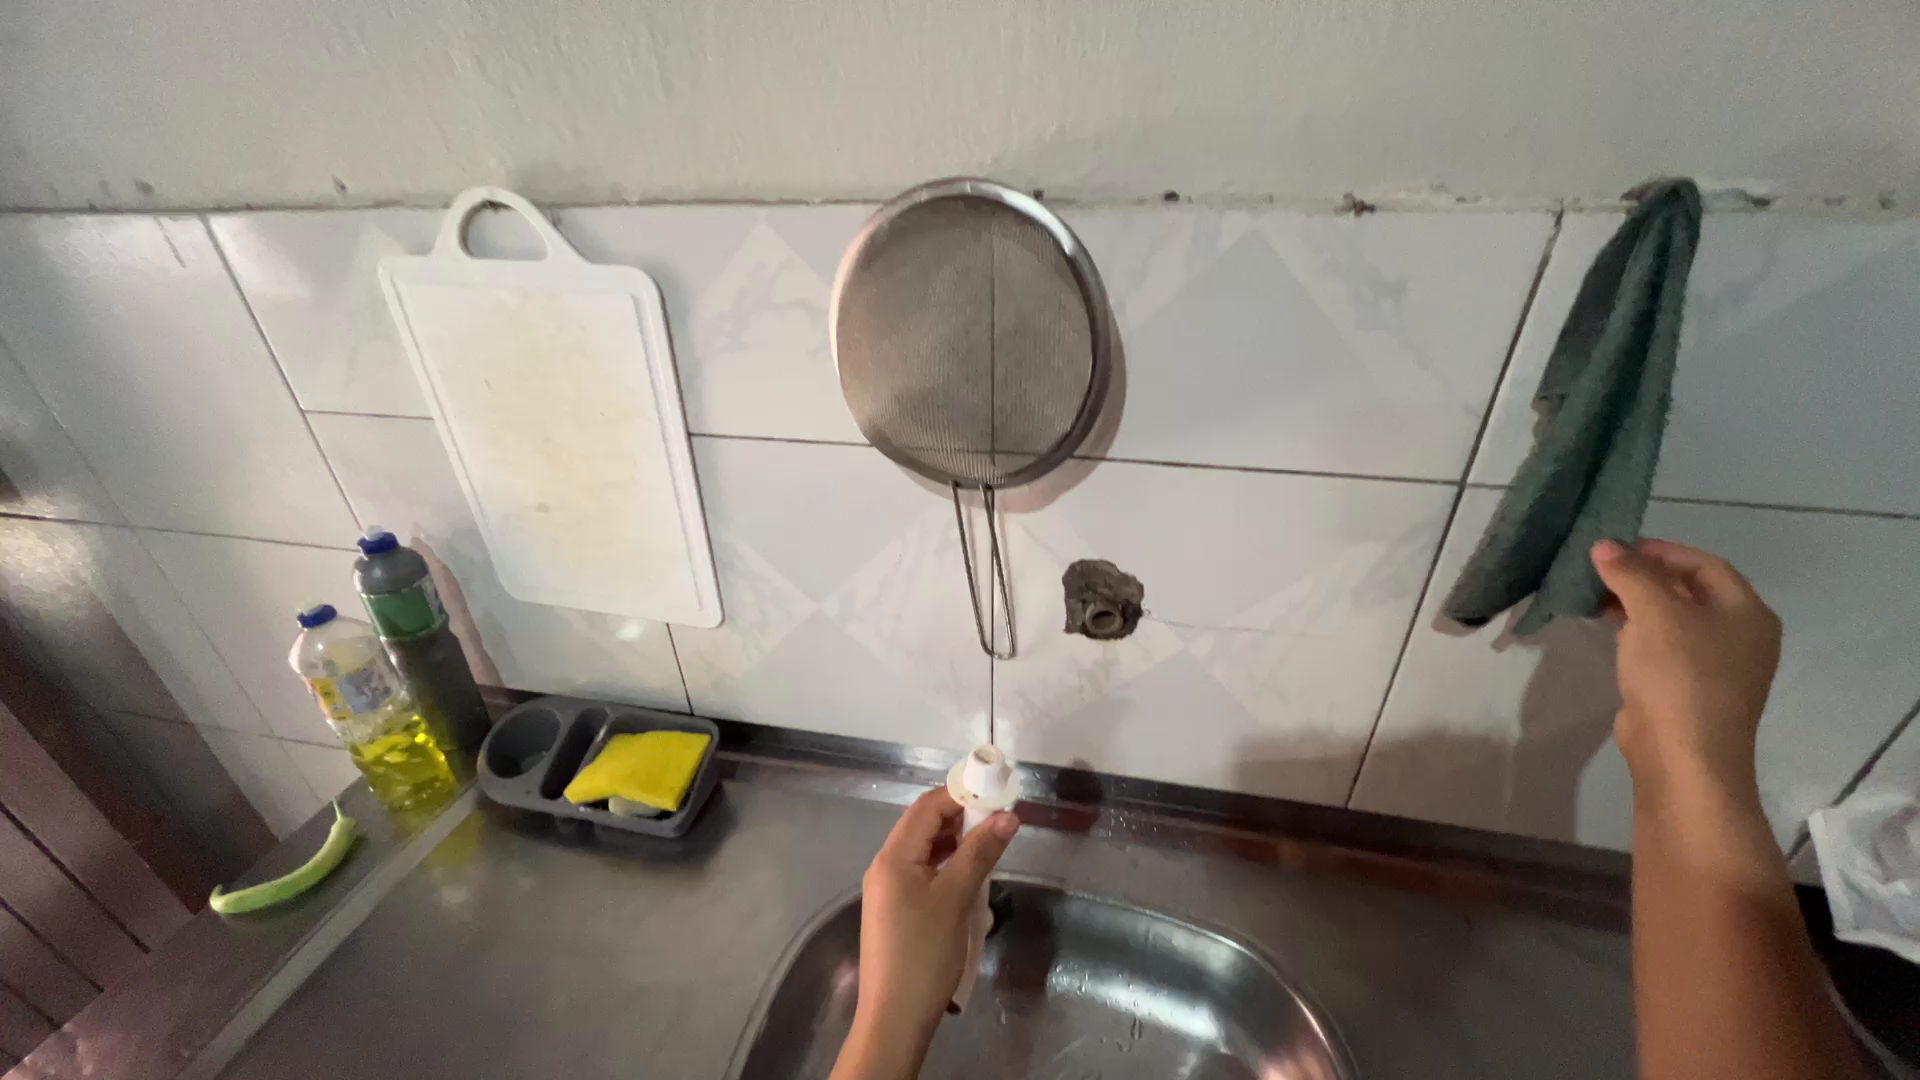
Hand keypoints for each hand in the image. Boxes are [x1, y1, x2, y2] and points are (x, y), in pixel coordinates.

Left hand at [833, 788, 1017, 1079]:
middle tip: (998, 828)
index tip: (996, 797)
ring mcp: (889, 890)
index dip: (961, 796)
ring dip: (958, 850)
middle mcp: (886, 866)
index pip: (927, 807)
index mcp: (893, 855)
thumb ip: (980, 852)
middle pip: (925, 827)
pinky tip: (971, 889)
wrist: (894, 1021)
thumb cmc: (923, 953)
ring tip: (989, 857)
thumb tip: (1008, 816)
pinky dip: (949, 873)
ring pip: (927, 853)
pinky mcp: (897, 912)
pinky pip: (925, 876)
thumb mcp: (956, 898)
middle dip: (962, 822)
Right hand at [1591, 538, 1781, 798]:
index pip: (1704, 564)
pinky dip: (1634, 627)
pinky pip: (1662, 641)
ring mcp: (1714, 660)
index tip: (1613, 547)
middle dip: (1642, 575)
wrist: (1682, 750)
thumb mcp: (1654, 616)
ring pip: (1671, 616)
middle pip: (1688, 589)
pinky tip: (1606, 627)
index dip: (1660, 550)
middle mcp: (1738, 633)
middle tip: (1596, 569)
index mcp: (1746, 612)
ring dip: (1633, 601)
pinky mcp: (1687, 682)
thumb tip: (1604, 545)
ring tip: (1591, 594)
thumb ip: (1630, 576)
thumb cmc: (1679, 675)